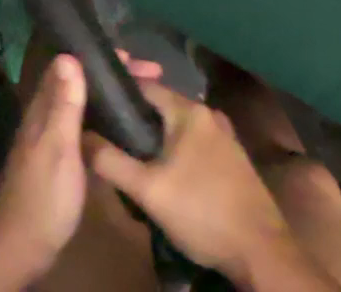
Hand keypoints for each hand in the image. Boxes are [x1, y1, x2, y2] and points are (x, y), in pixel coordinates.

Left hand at [0, 52, 162, 290]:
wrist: (18, 248)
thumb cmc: (42, 197)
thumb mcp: (57, 147)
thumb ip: (63, 104)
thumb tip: (68, 54)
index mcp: (42, 110)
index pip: (69, 66)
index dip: (100, 57)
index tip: (134, 59)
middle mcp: (45, 118)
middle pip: (79, 83)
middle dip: (112, 76)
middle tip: (151, 77)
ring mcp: (52, 140)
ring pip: (83, 105)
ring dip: (110, 96)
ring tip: (145, 98)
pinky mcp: (60, 161)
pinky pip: (86, 127)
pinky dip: (106, 120)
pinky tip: (125, 130)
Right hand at [85, 81, 302, 282]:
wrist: (261, 252)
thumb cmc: (202, 211)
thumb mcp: (147, 189)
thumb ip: (109, 160)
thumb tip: (80, 136)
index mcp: (190, 111)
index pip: (144, 87)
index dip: (117, 94)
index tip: (94, 108)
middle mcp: (209, 115)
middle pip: (161, 109)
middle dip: (135, 122)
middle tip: (108, 139)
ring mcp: (225, 139)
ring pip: (177, 130)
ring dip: (155, 141)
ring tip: (129, 159)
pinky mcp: (233, 162)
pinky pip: (193, 147)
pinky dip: (175, 154)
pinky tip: (162, 175)